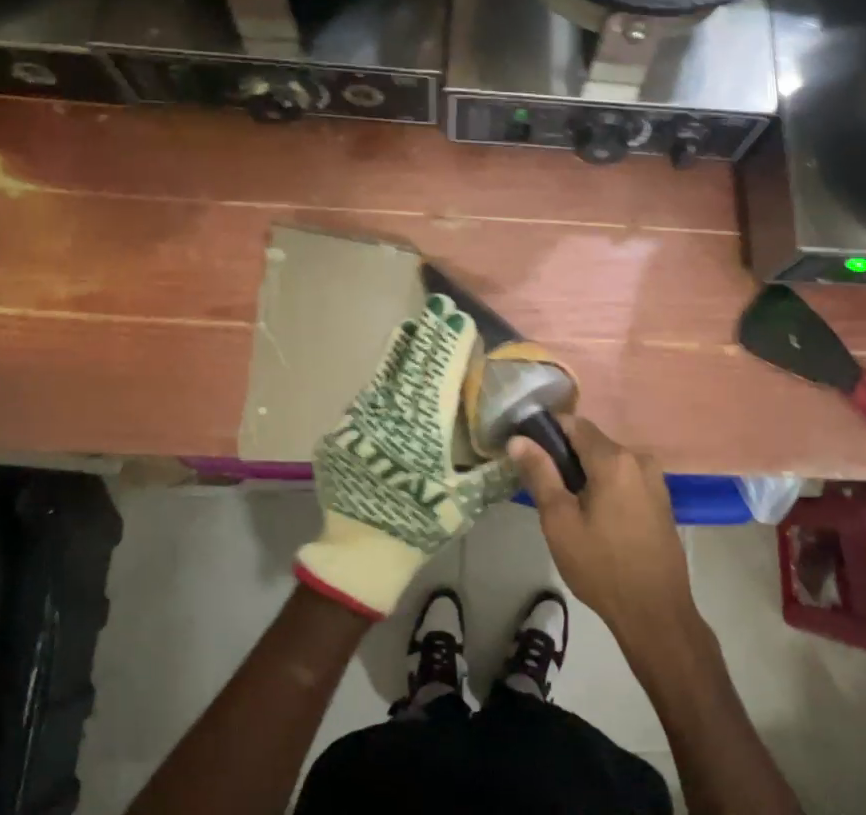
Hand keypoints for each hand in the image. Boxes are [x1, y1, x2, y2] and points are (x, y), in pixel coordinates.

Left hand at [295, 294, 521, 620]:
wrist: (360, 553)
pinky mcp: (339, 435)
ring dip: (401, 355)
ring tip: (414, 333)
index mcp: (423, 425)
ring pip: (382, 376)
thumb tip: (526, 448)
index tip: (459, 319)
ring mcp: (358, 421)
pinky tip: (389, 381)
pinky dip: (382, 385)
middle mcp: (388, 413)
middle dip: (426, 338)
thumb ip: (498, 472)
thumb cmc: (419, 523)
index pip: (439, 371)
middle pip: (408, 363)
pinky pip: (365, 400)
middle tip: (437, 312)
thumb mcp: (466, 501)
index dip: (450, 343)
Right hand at [509, 416, 698, 646]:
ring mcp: (655, 479)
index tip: (527, 452)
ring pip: (609, 462)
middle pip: (593, 443)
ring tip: (566, 508)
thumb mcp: (560, 522)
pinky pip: (625, 478)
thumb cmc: (601, 566)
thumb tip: (519, 440)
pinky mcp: (661, 499)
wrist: (655, 611)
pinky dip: (605, 486)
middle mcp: (640, 459)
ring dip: (585, 474)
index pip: (575, 424)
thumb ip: (540, 475)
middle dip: (566, 457)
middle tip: (543, 489)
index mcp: (614, 460)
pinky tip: (594, 518)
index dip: (547, 431)